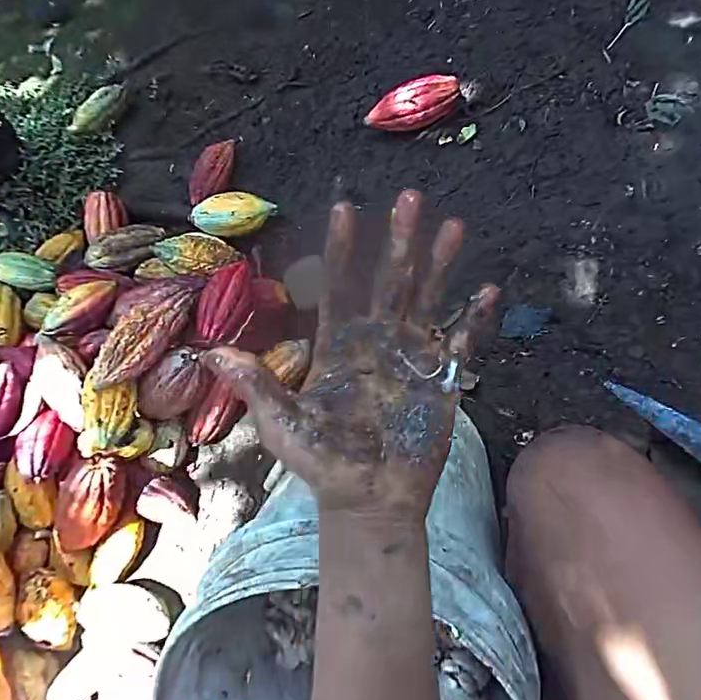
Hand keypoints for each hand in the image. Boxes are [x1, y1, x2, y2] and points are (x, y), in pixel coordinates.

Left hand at [203, 190, 498, 524]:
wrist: (367, 501)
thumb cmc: (321, 463)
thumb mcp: (284, 425)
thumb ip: (256, 386)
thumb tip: (212, 351)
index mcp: (338, 345)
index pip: (340, 286)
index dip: (342, 249)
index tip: (346, 208)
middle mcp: (375, 341)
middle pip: (389, 281)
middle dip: (399, 241)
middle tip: (410, 198)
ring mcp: (410, 356)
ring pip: (426, 300)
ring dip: (439, 264)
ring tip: (453, 226)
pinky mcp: (439, 379)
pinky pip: (459, 343)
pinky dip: (474, 318)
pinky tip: (488, 290)